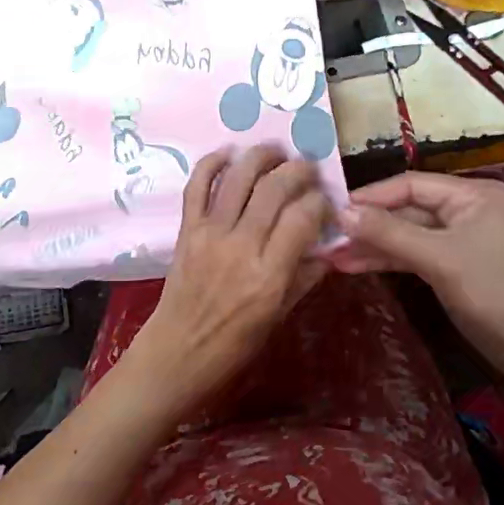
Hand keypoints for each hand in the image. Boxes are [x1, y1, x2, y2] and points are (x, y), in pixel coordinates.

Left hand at [131, 146, 331, 414]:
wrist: (177, 353)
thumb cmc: (233, 345)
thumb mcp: (278, 317)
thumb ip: (303, 279)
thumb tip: (326, 248)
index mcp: (269, 275)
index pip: (302, 218)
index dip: (320, 201)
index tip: (325, 200)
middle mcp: (241, 247)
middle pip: (274, 190)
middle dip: (297, 170)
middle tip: (308, 168)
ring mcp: (209, 235)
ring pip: (238, 179)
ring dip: (260, 156)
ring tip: (276, 150)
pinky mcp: (186, 231)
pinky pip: (196, 187)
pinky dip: (210, 164)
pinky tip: (228, 152)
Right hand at [327, 172, 503, 418]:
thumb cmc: (497, 292)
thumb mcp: (440, 259)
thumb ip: (389, 233)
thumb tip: (341, 212)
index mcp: (472, 195)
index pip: (410, 185)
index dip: (369, 196)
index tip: (330, 209)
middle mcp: (466, 210)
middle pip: (405, 210)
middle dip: (367, 225)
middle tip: (324, 236)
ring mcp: (459, 241)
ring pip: (406, 235)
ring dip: (371, 245)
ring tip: (330, 256)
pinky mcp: (453, 268)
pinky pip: (413, 256)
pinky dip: (387, 261)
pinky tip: (353, 266)